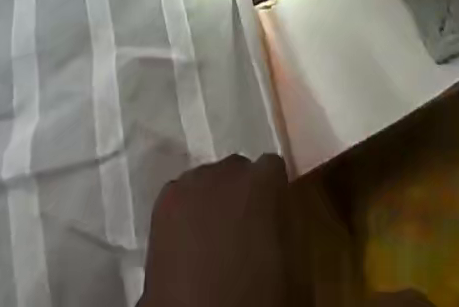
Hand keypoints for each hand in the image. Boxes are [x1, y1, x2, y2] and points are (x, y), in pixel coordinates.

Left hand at [140, 154, 295, 306]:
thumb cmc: (254, 298)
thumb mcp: (294, 269)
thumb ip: (290, 225)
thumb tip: (281, 206)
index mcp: (259, 184)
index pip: (273, 164)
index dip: (276, 189)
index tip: (276, 213)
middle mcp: (222, 172)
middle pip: (238, 168)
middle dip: (244, 190)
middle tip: (247, 228)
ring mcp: (189, 182)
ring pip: (209, 178)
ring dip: (216, 196)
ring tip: (217, 234)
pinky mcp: (163, 200)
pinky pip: (184, 192)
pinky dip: (190, 207)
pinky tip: (192, 238)